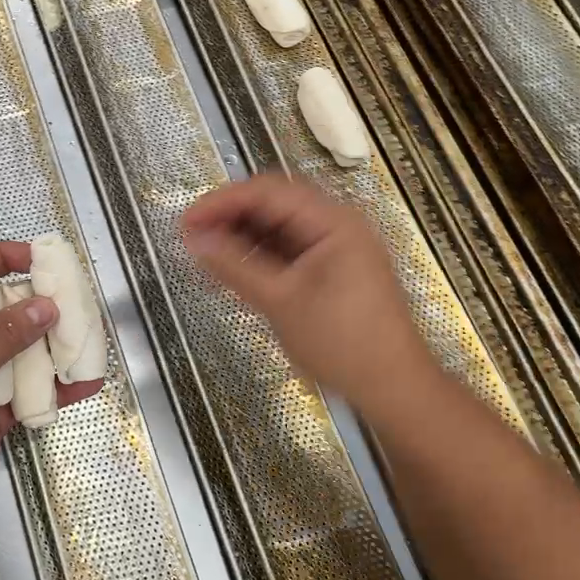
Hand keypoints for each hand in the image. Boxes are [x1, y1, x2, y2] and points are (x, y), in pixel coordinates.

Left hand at [0, 241, 104, 531]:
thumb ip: (3, 332)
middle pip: (3, 310)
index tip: (38, 257)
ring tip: (89, 340)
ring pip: (22, 351)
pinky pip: (31, 391)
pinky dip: (57, 387)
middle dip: (38, 304)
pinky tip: (86, 383)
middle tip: (77, 301)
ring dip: (54, 346)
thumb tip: (47, 305)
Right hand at [180, 175, 437, 403]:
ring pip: (275, 229)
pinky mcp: (329, 271)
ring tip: (203, 257)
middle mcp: (335, 226)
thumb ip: (233, 266)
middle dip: (227, 219)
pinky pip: (284, 251)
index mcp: (332, 222)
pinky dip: (255, 258)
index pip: (266, 193)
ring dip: (238, 239)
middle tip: (191, 238)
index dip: (221, 203)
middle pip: (271, 206)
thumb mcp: (280, 301)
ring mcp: (333, 248)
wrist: (393, 387)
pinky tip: (229, 272)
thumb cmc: (344, 343)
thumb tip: (194, 240)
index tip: (186, 223)